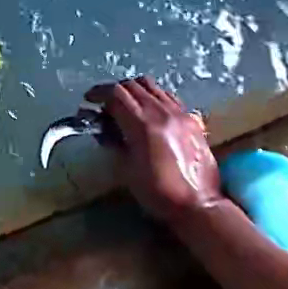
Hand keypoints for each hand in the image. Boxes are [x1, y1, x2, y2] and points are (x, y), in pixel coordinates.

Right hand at [85, 77, 224, 222]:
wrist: (198, 204)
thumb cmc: (158, 193)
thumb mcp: (127, 170)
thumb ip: (115, 143)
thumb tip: (104, 129)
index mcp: (142, 124)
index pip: (116, 94)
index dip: (99, 93)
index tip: (89, 99)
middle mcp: (161, 111)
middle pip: (133, 85)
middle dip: (114, 91)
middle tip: (105, 106)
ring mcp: (179, 112)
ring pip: (152, 86)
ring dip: (135, 90)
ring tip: (127, 106)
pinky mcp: (191, 118)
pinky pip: (168, 96)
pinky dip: (154, 97)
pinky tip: (150, 112)